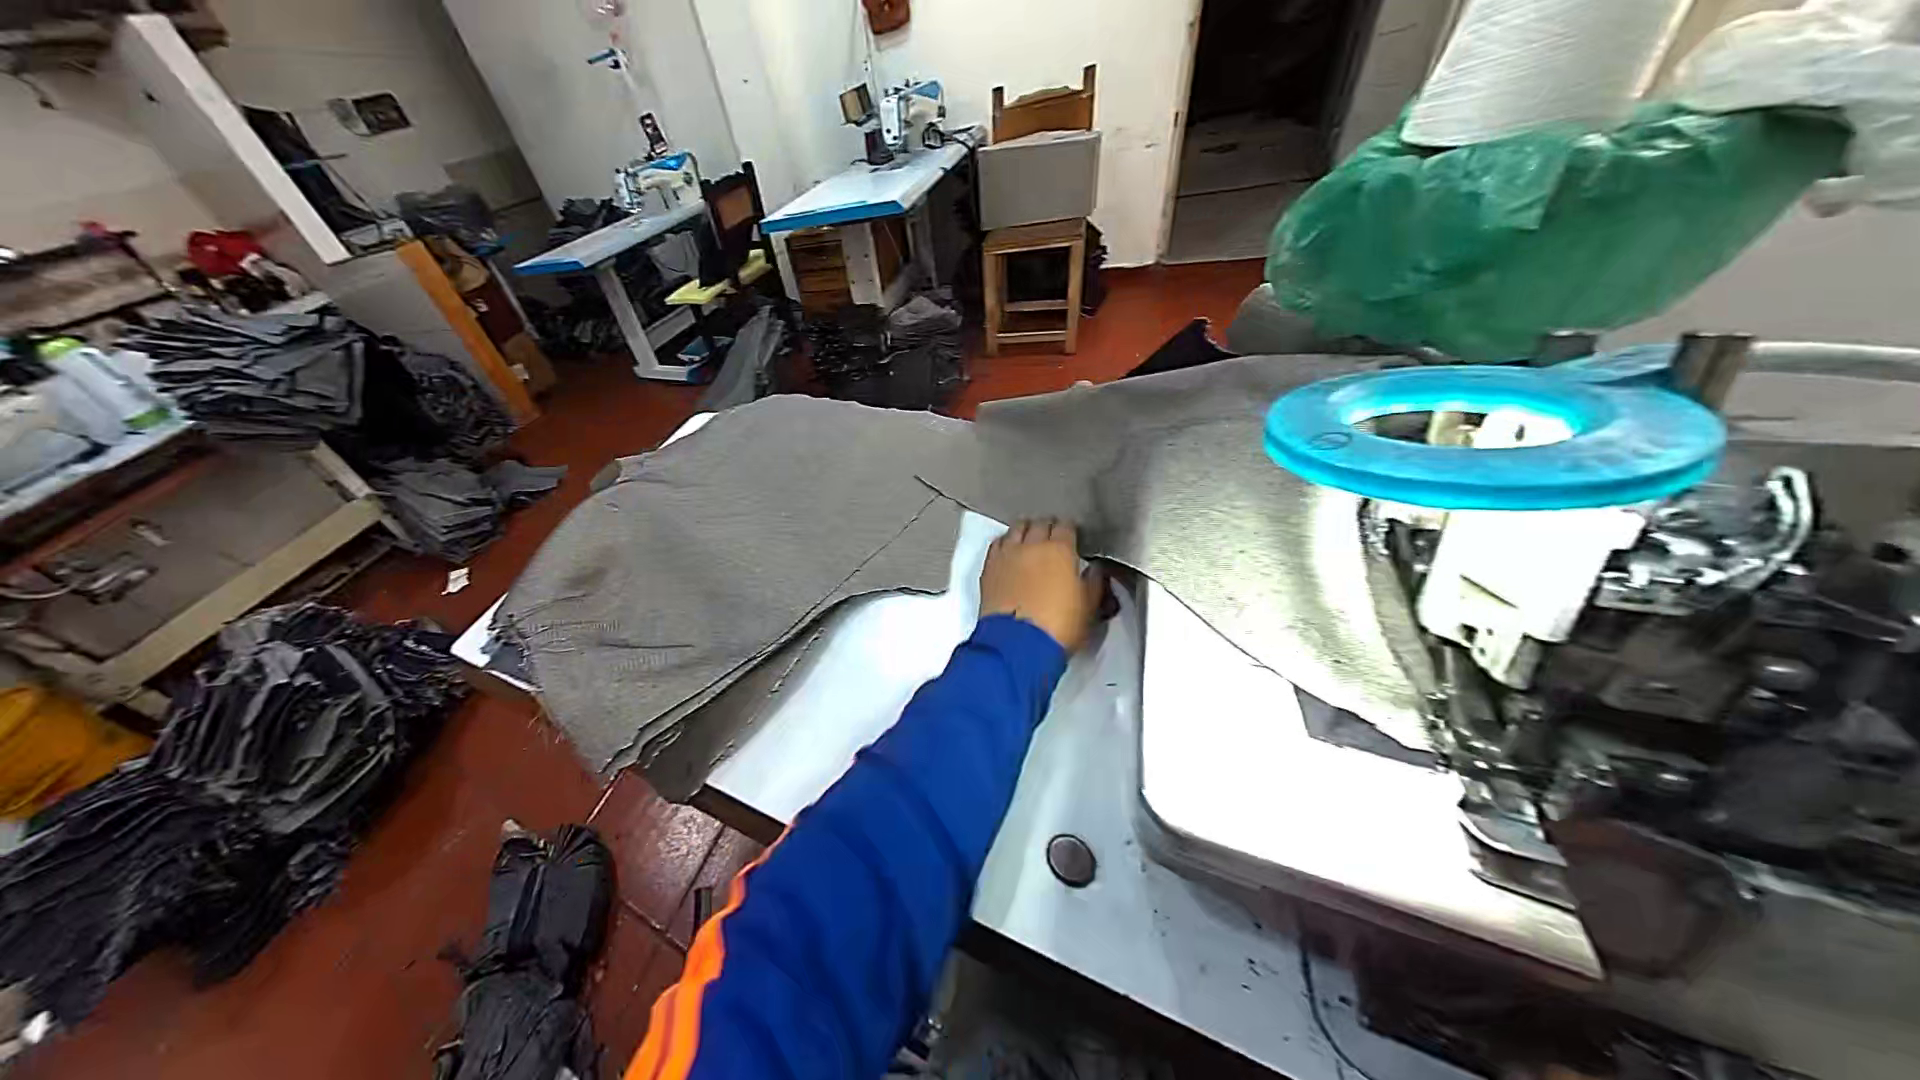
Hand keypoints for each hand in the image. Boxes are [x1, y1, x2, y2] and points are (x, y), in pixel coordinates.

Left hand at [978, 519, 1104, 652]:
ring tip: (1030, 538)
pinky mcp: (989, 568)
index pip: (1066, 527)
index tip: (1072, 536)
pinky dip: (1005, 542)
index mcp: (1060, 550)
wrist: (1018, 645)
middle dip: (1048, 527)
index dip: (1070, 530)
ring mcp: (1007, 555)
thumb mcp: (1089, 606)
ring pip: (1016, 528)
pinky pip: (998, 544)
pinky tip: (1009, 549)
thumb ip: (1095, 581)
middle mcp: (1032, 546)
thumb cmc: (1058, 626)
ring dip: (1025, 530)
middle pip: (1040, 523)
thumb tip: (1095, 569)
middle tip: (1052, 536)